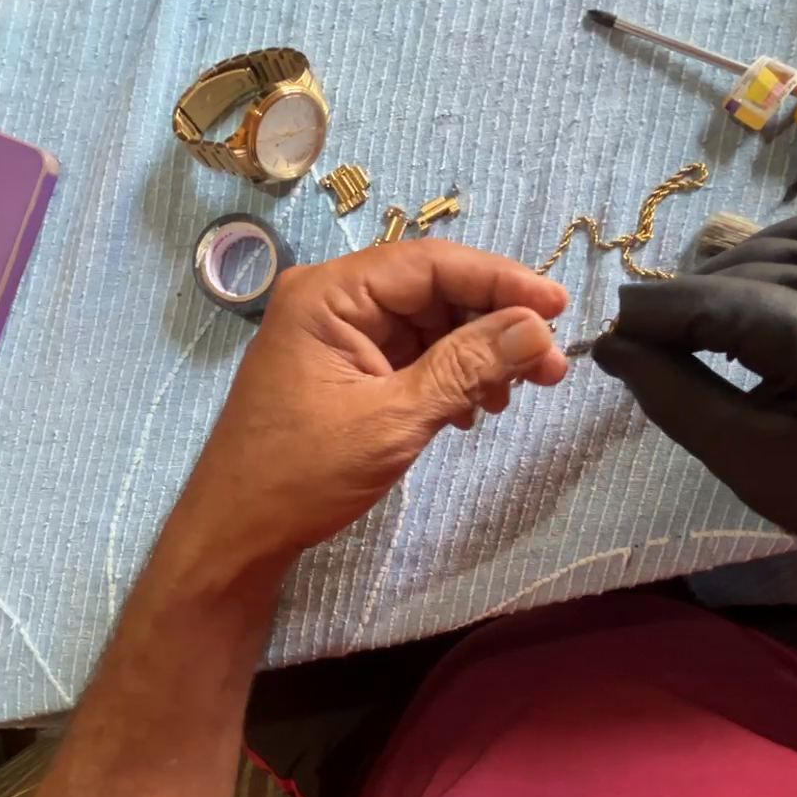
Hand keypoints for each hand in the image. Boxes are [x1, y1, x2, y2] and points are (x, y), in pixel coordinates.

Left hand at [165, 240, 568, 574]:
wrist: (239, 532)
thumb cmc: (303, 475)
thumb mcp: (393, 419)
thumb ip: (466, 367)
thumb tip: (538, 329)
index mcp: (329, 294)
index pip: (429, 263)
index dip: (500, 280)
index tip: (558, 306)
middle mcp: (333, 301)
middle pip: (432, 292)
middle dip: (494, 326)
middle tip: (548, 365)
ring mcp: (339, 336)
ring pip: (427, 326)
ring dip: (475, 356)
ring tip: (509, 397)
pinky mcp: (347, 370)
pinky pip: (410, 357)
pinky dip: (447, 378)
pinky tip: (470, 409)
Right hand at [591, 217, 796, 619]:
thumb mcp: (739, 459)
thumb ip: (673, 396)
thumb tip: (614, 345)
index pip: (753, 311)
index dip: (673, 309)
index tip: (615, 324)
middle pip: (767, 273)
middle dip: (689, 297)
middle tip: (639, 331)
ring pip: (787, 248)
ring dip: (718, 277)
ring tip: (681, 317)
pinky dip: (758, 263)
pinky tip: (729, 292)